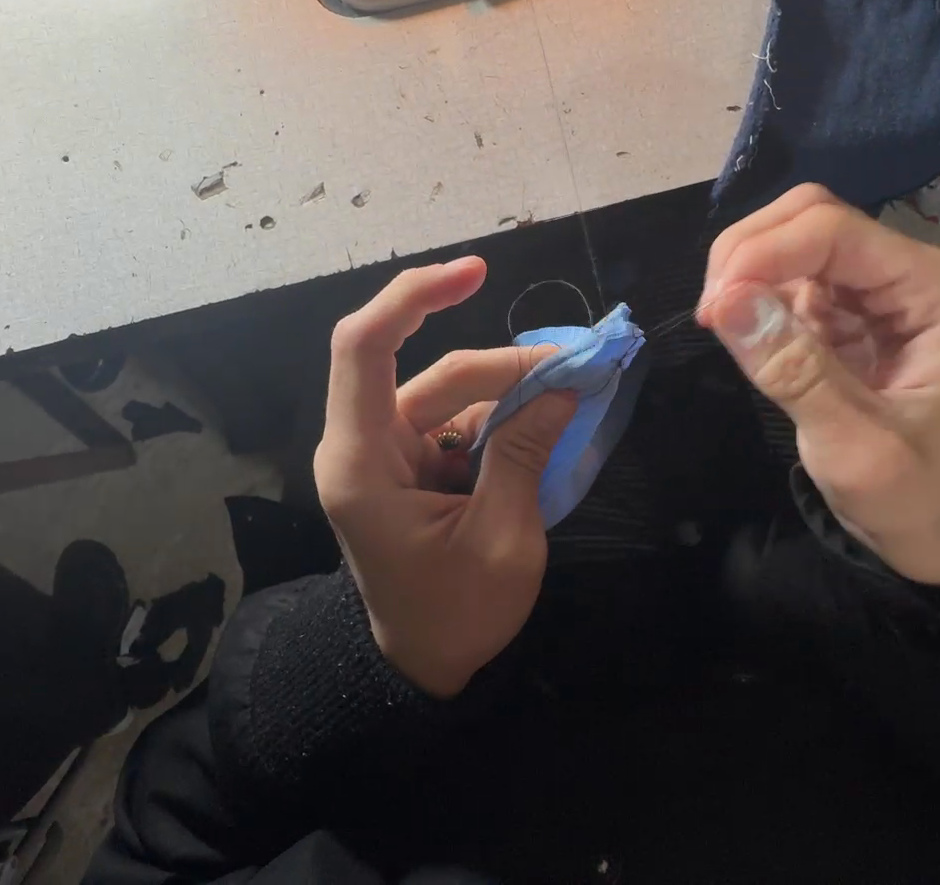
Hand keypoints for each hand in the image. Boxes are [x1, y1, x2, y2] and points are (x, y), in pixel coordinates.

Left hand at [315, 256, 576, 697]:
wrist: (421, 666)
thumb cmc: (454, 616)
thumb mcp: (502, 539)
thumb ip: (525, 452)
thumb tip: (562, 384)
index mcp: (361, 463)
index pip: (363, 347)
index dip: (413, 296)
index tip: (475, 272)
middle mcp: (363, 445)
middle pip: (433, 375)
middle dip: (507, 368)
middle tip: (577, 371)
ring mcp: (387, 453)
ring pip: (450, 394)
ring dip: (510, 391)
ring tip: (570, 392)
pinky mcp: (410, 462)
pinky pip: (457, 419)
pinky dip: (501, 416)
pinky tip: (541, 419)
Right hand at [699, 185, 939, 584]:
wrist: (915, 520)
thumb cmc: (901, 490)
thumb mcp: (852, 445)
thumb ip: (794, 371)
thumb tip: (726, 303)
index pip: (837, 232)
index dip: (764, 254)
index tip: (712, 308)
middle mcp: (912, 271)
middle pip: (813, 214)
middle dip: (749, 250)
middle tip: (711, 311)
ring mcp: (875, 283)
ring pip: (792, 231)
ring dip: (742, 265)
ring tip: (718, 319)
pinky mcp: (841, 301)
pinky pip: (783, 267)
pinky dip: (748, 285)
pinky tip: (737, 324)